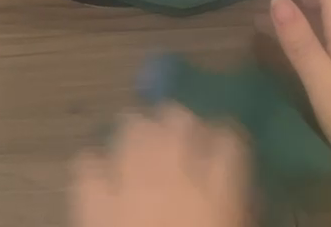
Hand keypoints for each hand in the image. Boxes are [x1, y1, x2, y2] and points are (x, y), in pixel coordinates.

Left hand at [71, 104, 251, 226]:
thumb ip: (238, 213)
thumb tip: (242, 200)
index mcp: (217, 192)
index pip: (229, 137)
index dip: (226, 138)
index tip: (225, 147)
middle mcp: (174, 174)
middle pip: (176, 117)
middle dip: (179, 124)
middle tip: (182, 144)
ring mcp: (129, 184)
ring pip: (132, 126)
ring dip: (139, 136)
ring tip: (143, 153)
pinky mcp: (93, 204)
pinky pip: (88, 163)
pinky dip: (96, 166)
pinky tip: (104, 180)